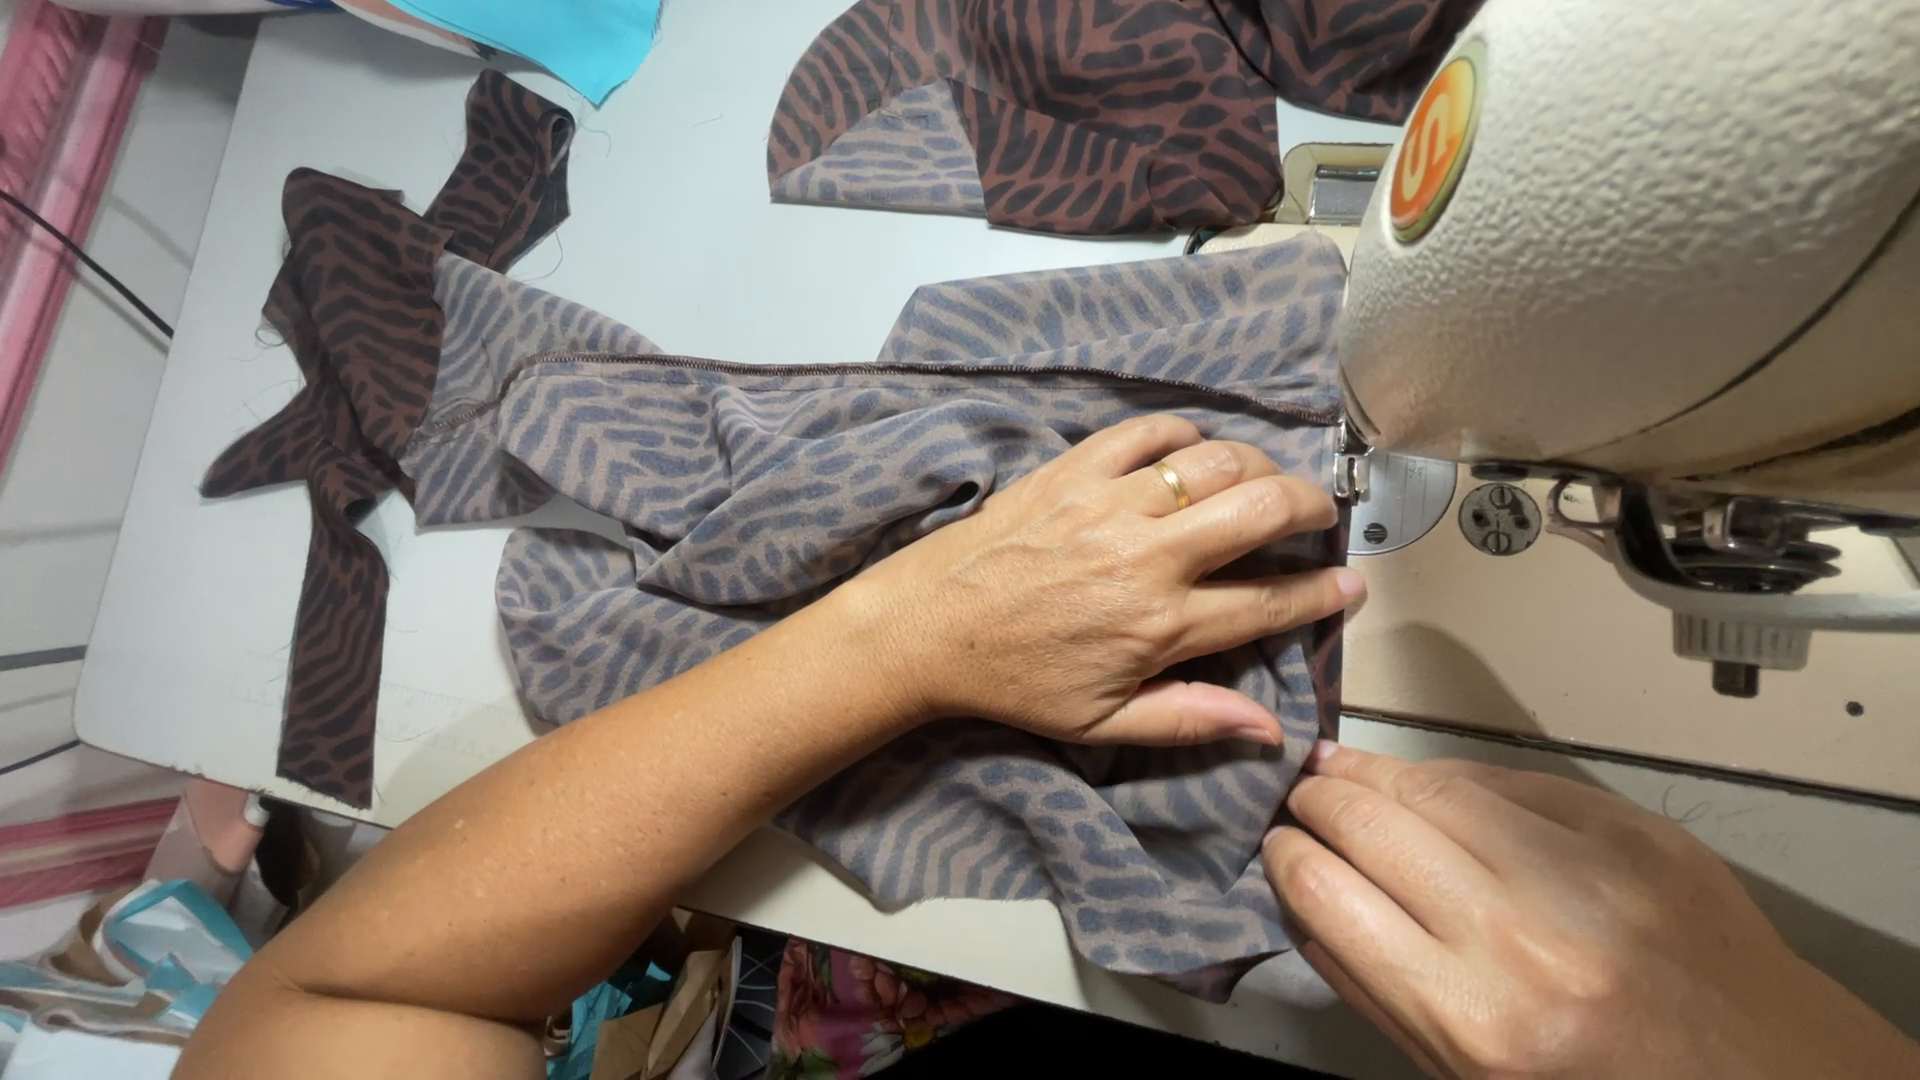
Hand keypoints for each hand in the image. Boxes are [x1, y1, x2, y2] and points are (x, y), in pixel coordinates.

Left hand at [838, 413, 1363, 745]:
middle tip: (1317, 515)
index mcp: (1159, 625)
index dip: (1323, 593)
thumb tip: (1270, 727)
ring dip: (1256, 466)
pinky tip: (1188, 453)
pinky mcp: (1071, 472)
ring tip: (1258, 483)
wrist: (927, 627)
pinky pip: (1145, 432)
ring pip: (1216, 462)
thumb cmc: (1012, 679)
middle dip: (1311, 507)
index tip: (1349, 582)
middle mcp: (1147, 557)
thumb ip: (1189, 719)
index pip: (1270, 603)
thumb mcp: (1100, 723)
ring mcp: (1108, 505)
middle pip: (1262, 510)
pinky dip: (1182, 433)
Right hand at [1263, 742, 1919, 1078]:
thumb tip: (1294, 889)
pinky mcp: (1635, 831)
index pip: (1320, 886)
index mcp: (1472, 1014)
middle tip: (1300, 794)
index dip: (1282, 851)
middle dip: (1313, 798)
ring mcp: (1589, 872)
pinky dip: (1451, 780)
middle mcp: (1524, 936)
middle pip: (1364, 819)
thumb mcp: (1460, 1071)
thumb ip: (1365, 981)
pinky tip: (1432, 788)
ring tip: (1341, 767)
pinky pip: (1503, 779)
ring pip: (1427, 781)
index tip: (1278, 841)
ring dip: (1368, 770)